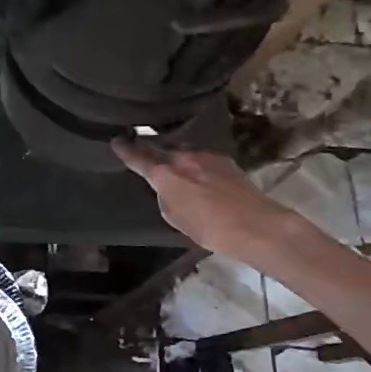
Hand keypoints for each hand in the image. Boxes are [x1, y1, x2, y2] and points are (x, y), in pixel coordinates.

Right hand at [112, 139, 302, 258]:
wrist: (255, 224)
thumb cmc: (209, 229)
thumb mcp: (175, 219)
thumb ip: (165, 198)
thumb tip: (166, 187)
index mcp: (165, 174)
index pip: (138, 157)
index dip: (124, 150)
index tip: (115, 141)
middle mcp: (182, 157)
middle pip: (159, 146)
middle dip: (147, 146)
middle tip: (138, 146)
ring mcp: (205, 155)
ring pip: (180, 148)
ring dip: (170, 151)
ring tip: (166, 157)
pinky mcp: (224, 159)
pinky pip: (199, 155)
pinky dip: (191, 159)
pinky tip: (194, 169)